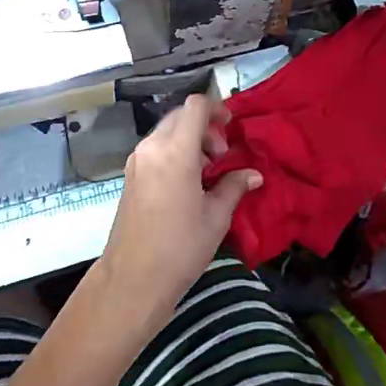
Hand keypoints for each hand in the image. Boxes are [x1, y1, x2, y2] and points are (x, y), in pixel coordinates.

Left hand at [102, 94, 261, 315]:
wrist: (133, 278)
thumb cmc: (180, 247)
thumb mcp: (216, 217)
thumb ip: (234, 187)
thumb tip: (254, 175)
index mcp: (174, 151)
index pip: (195, 107)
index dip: (216, 108)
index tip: (231, 127)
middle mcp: (151, 147)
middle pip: (180, 117)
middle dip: (204, 128)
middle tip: (222, 157)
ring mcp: (137, 161)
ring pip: (167, 133)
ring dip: (189, 141)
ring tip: (207, 173)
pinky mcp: (130, 175)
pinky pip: (156, 150)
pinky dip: (175, 153)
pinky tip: (188, 183)